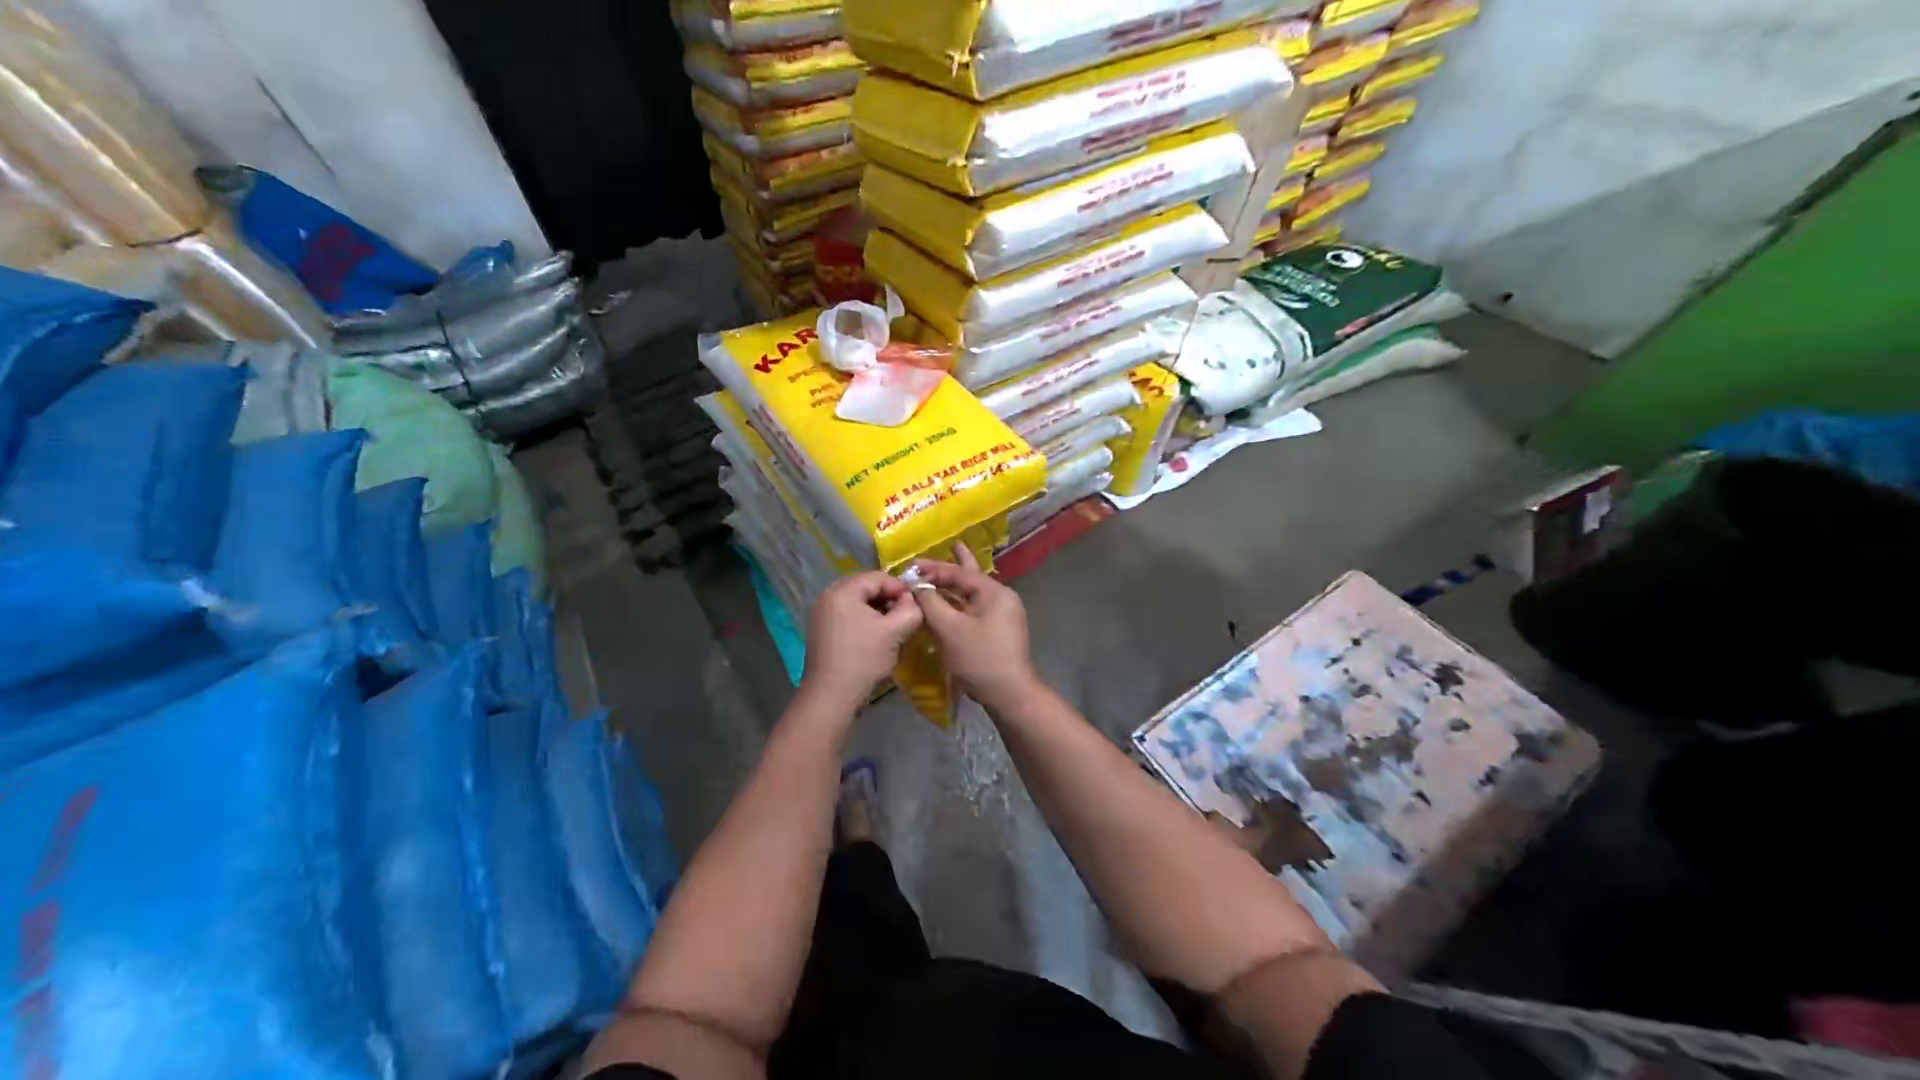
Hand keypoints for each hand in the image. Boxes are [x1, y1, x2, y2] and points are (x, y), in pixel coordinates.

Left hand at [802, 572, 923, 708]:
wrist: (831, 695)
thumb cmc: (864, 658)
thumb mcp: (895, 631)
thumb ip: (910, 609)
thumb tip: (912, 600)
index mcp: (842, 591)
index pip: (877, 577)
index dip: (899, 587)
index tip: (915, 603)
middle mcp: (827, 597)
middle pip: (864, 586)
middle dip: (887, 597)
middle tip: (905, 613)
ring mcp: (820, 615)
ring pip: (855, 601)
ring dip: (876, 609)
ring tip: (893, 625)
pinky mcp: (820, 631)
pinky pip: (846, 615)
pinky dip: (863, 619)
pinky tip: (875, 636)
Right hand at [908, 545, 1041, 711]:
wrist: (1009, 694)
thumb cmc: (979, 658)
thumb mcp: (949, 629)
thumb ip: (930, 603)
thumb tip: (917, 586)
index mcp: (994, 592)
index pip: (959, 572)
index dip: (933, 569)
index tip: (910, 567)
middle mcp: (1002, 598)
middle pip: (972, 577)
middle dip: (956, 565)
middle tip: (950, 545)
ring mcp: (1002, 615)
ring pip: (973, 595)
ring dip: (955, 587)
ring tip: (945, 571)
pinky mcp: (998, 631)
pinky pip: (975, 609)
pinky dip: (960, 604)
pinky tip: (948, 603)